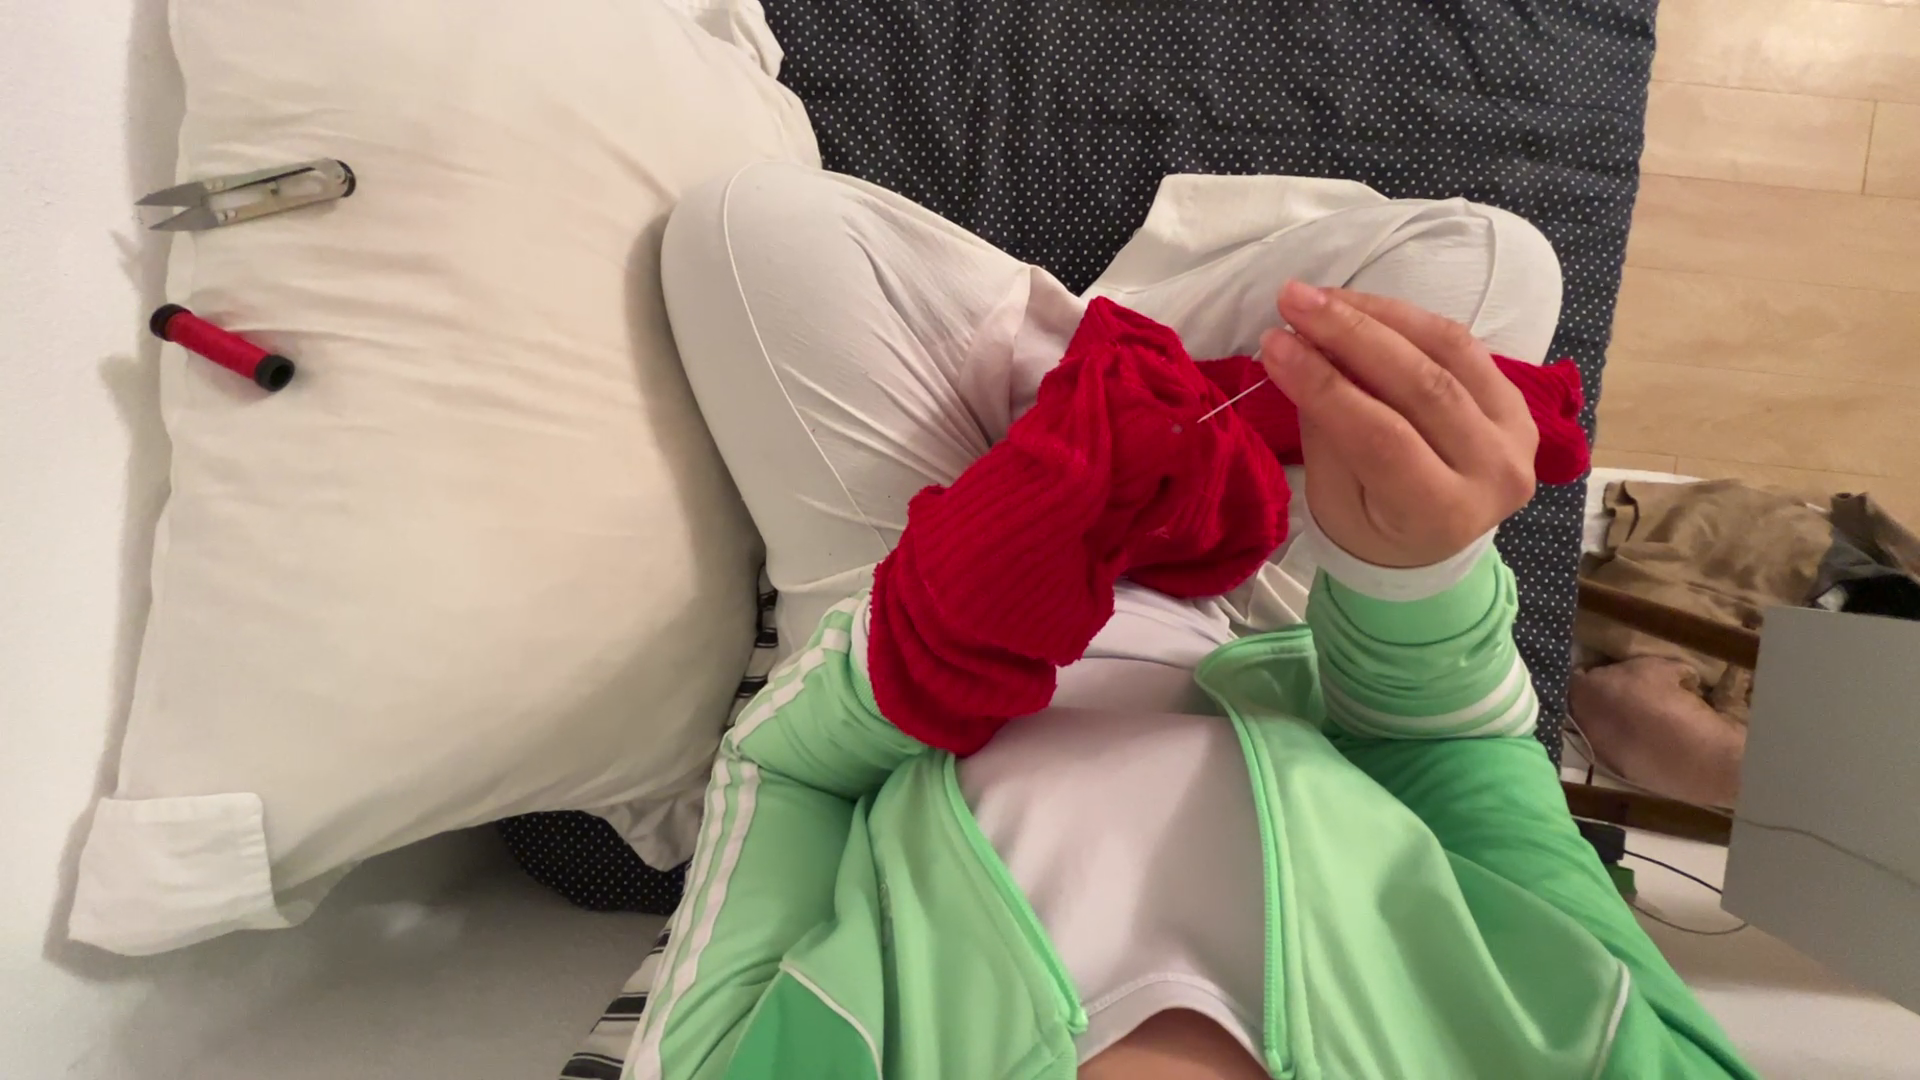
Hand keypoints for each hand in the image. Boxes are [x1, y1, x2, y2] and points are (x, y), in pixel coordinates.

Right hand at [1258, 281, 1536, 568]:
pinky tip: (1360, 307)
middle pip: (1421, 385)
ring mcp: (1518, 433)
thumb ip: (1326, 431)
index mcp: (1439, 512)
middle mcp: (1494, 471)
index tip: (1274, 343)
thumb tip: (1299, 355)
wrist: (1428, 546)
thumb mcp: (1332, 499)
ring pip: (1448, 352)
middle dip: (1349, 334)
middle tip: (1294, 299)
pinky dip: (1407, 319)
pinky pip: (1463, 346)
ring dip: (1377, 314)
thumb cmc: (1367, 530)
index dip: (1323, 383)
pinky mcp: (1520, 403)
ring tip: (1321, 296)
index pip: (1379, 436)